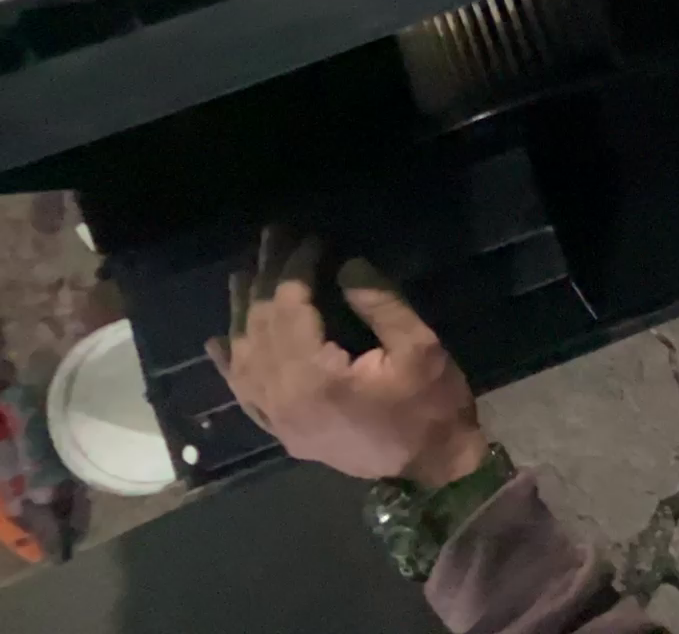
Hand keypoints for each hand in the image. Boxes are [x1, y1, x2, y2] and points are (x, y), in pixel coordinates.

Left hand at [208, 229, 486, 486]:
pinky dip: (228, 362)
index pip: (289, 310)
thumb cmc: (432, 403)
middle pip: (259, 329)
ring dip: (242, 312)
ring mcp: (274, 417)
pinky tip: (220, 340)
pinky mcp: (281, 429)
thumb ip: (382, 306)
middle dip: (265, 279)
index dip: (295, 270)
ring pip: (243, 358)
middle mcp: (278, 397)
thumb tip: (347, 266)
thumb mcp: (421, 347)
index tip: (311, 238)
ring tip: (244, 274)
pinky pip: (242, 391)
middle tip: (273, 238)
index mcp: (311, 377)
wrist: (433, 464)